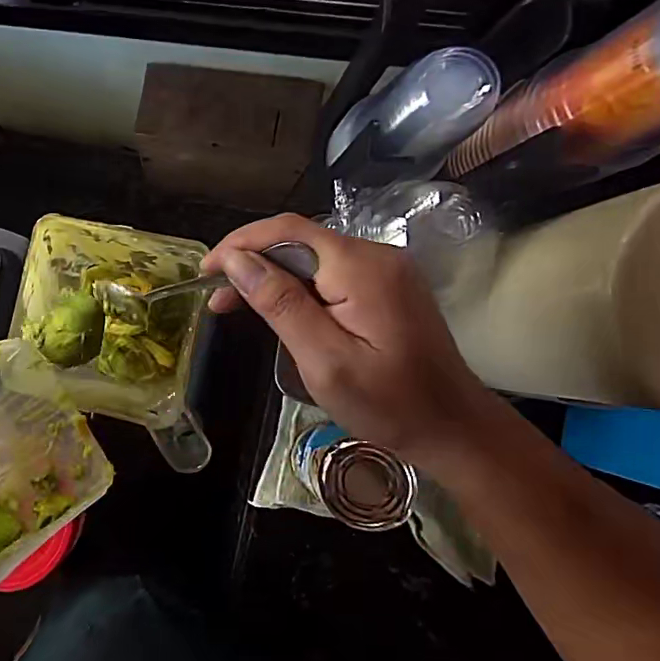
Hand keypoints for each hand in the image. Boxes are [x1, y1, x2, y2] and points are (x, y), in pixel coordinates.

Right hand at [205, 214, 508, 469]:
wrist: (454, 429)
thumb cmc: (389, 405)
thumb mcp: (325, 361)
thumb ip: (281, 305)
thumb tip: (237, 261)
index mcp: (362, 269)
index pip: (288, 231)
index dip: (240, 243)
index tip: (205, 271)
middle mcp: (376, 256)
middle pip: (300, 241)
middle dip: (252, 262)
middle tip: (215, 298)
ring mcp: (385, 271)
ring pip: (313, 257)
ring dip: (271, 276)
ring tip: (235, 305)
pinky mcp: (386, 288)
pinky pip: (331, 274)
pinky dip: (297, 287)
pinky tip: (277, 309)